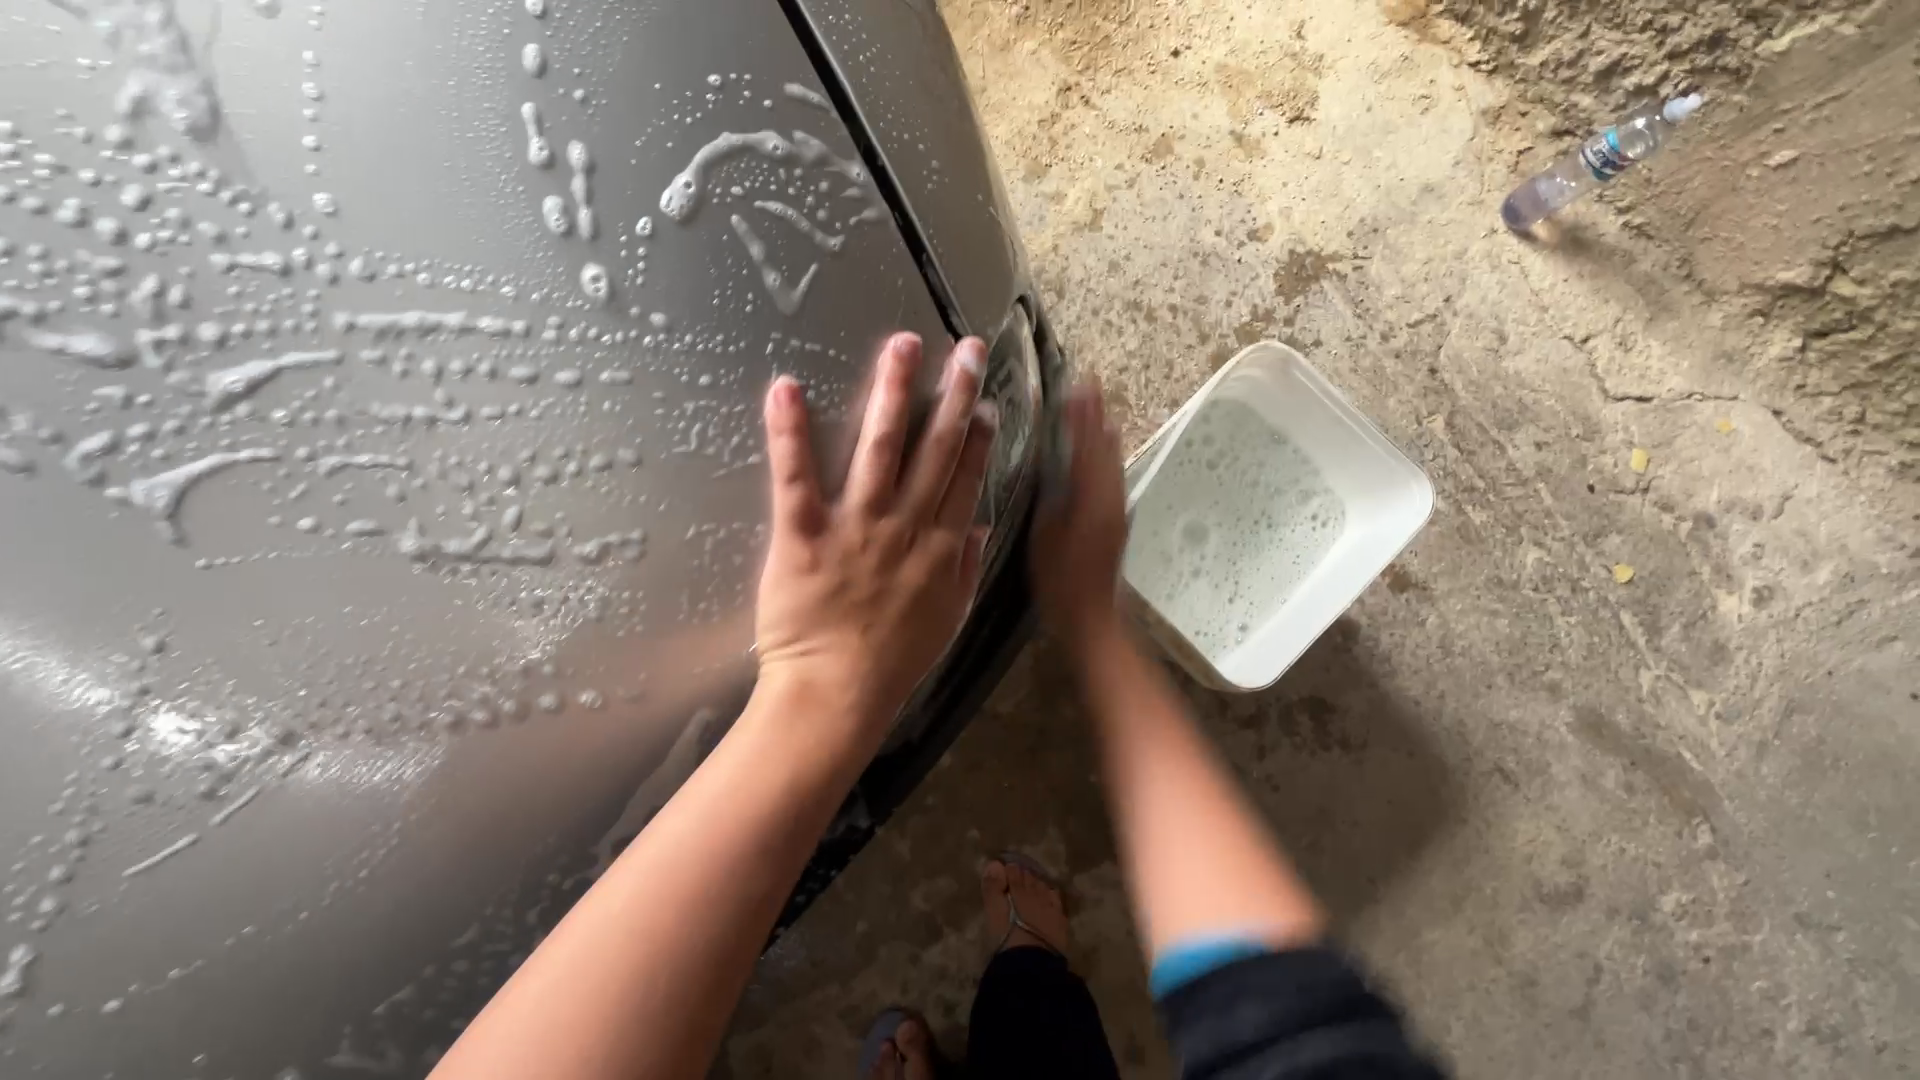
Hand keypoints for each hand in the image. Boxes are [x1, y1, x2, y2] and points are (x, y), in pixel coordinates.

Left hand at [754, 333, 996, 731]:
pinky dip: (790, 432)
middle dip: (952, 394)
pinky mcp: (803, 535)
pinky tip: (787, 387)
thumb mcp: (948, 618)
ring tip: (899, 346)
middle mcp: (904, 526)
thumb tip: (979, 525)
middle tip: (963, 349)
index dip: (977, 436)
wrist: (837, 694)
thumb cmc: (893, 662)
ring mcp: (855, 527)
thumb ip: (966, 568)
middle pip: (934, 450)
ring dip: (890, 393)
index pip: (964, 479)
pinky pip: (796, 478)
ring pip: (878, 449)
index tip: (985, 398)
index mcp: (939, 547)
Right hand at [1030, 377, 1128, 647]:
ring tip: (1096, 406)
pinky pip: (1113, 475)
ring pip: (1112, 460)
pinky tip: (1104, 449)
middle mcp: (1109, 497)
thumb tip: (1051, 461)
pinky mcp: (1115, 520)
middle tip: (1090, 384)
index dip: (1081, 414)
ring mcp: (1116, 509)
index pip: (1086, 444)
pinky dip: (1107, 454)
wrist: (1092, 617)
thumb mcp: (1044, 535)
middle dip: (1096, 415)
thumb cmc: (1060, 581)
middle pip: (1105, 446)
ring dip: (1103, 432)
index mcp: (1091, 497)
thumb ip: (1050, 495)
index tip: (1078, 384)